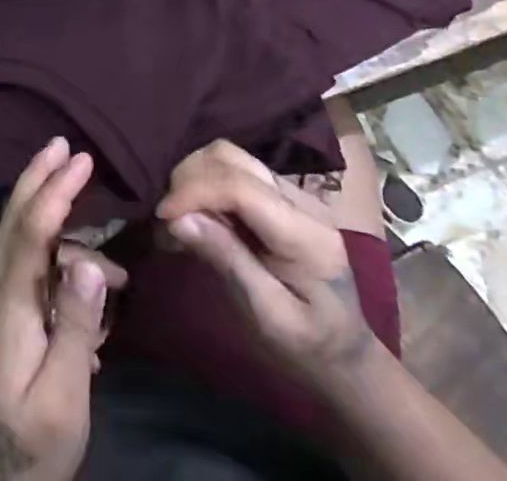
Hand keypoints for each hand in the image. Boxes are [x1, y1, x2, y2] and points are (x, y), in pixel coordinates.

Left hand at [0, 138, 124, 480]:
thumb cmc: (21, 445)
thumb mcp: (61, 398)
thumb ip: (75, 328)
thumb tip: (89, 262)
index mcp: (10, 303)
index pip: (32, 230)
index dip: (55, 190)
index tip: (79, 158)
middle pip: (16, 220)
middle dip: (39, 179)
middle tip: (62, 145)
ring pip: (27, 246)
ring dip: (69, 242)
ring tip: (119, 282)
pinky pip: (30, 273)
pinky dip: (60, 269)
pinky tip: (91, 305)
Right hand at [155, 140, 374, 384]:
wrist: (345, 351)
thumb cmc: (307, 344)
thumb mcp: (268, 316)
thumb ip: (227, 261)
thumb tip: (176, 219)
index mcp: (306, 237)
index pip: (239, 187)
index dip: (192, 192)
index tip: (162, 217)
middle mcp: (302, 202)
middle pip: (229, 158)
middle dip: (187, 179)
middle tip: (167, 218)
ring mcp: (292, 193)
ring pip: (226, 155)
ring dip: (192, 176)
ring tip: (178, 214)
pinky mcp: (279, 194)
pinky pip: (230, 168)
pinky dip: (202, 181)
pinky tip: (195, 213)